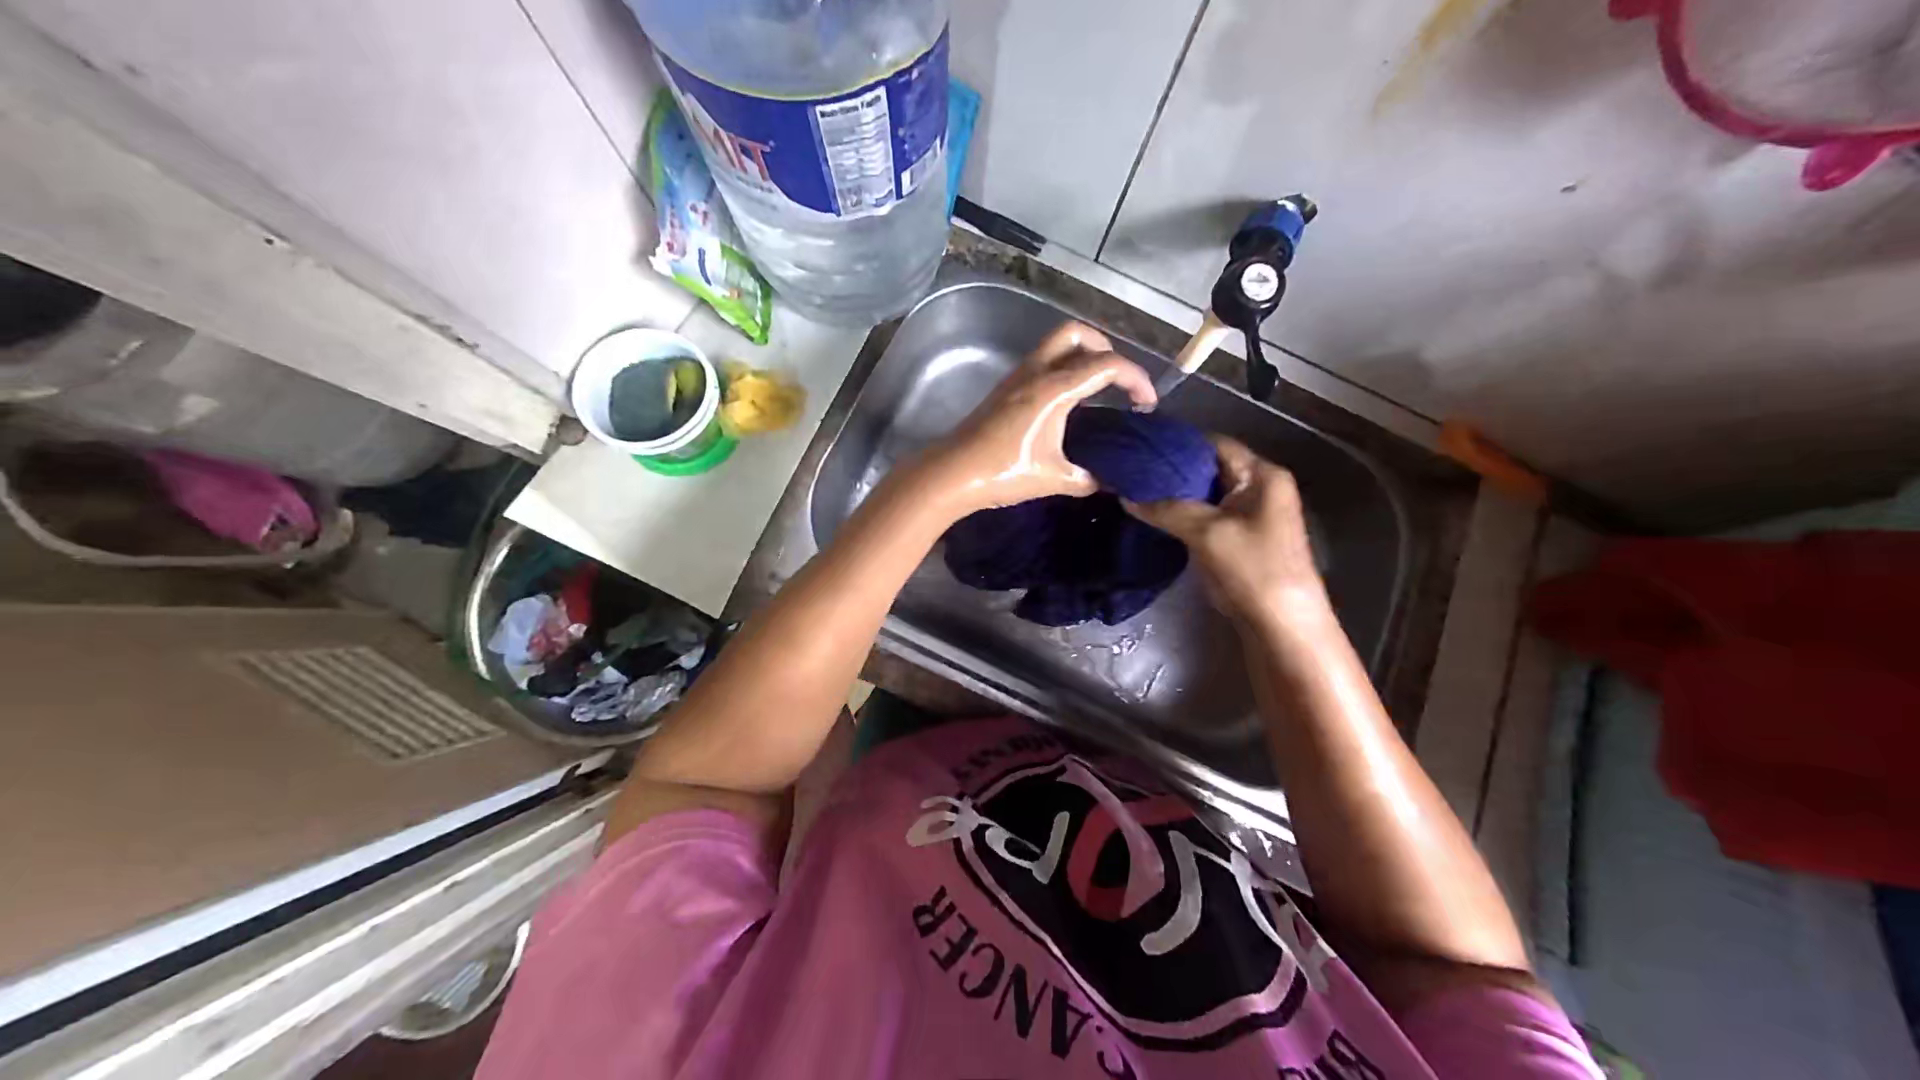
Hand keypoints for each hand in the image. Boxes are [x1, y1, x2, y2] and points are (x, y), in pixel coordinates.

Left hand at [919, 321, 1155, 515]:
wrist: (951, 473)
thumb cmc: (1003, 472)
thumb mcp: (1054, 479)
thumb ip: (1088, 478)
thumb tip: (1110, 481)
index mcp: (1053, 388)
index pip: (1107, 365)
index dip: (1136, 379)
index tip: (1147, 404)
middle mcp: (1036, 372)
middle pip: (1077, 334)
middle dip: (1106, 348)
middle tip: (1118, 381)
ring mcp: (1017, 378)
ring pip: (1056, 345)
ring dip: (1082, 356)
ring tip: (1098, 390)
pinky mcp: (1005, 389)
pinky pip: (1042, 363)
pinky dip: (1063, 369)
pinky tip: (1067, 403)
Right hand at [1123, 436, 1330, 630]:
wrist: (1281, 625)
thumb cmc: (1252, 569)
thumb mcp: (1206, 532)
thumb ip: (1166, 508)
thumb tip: (1125, 494)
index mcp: (1262, 475)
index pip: (1214, 444)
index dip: (1176, 444)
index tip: (1138, 450)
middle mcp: (1259, 487)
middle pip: (1208, 467)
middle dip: (1169, 470)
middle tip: (1130, 473)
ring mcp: (1250, 514)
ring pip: (1204, 493)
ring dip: (1173, 494)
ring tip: (1134, 492)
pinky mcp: (1239, 537)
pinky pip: (1205, 515)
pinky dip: (1180, 514)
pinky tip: (1152, 516)